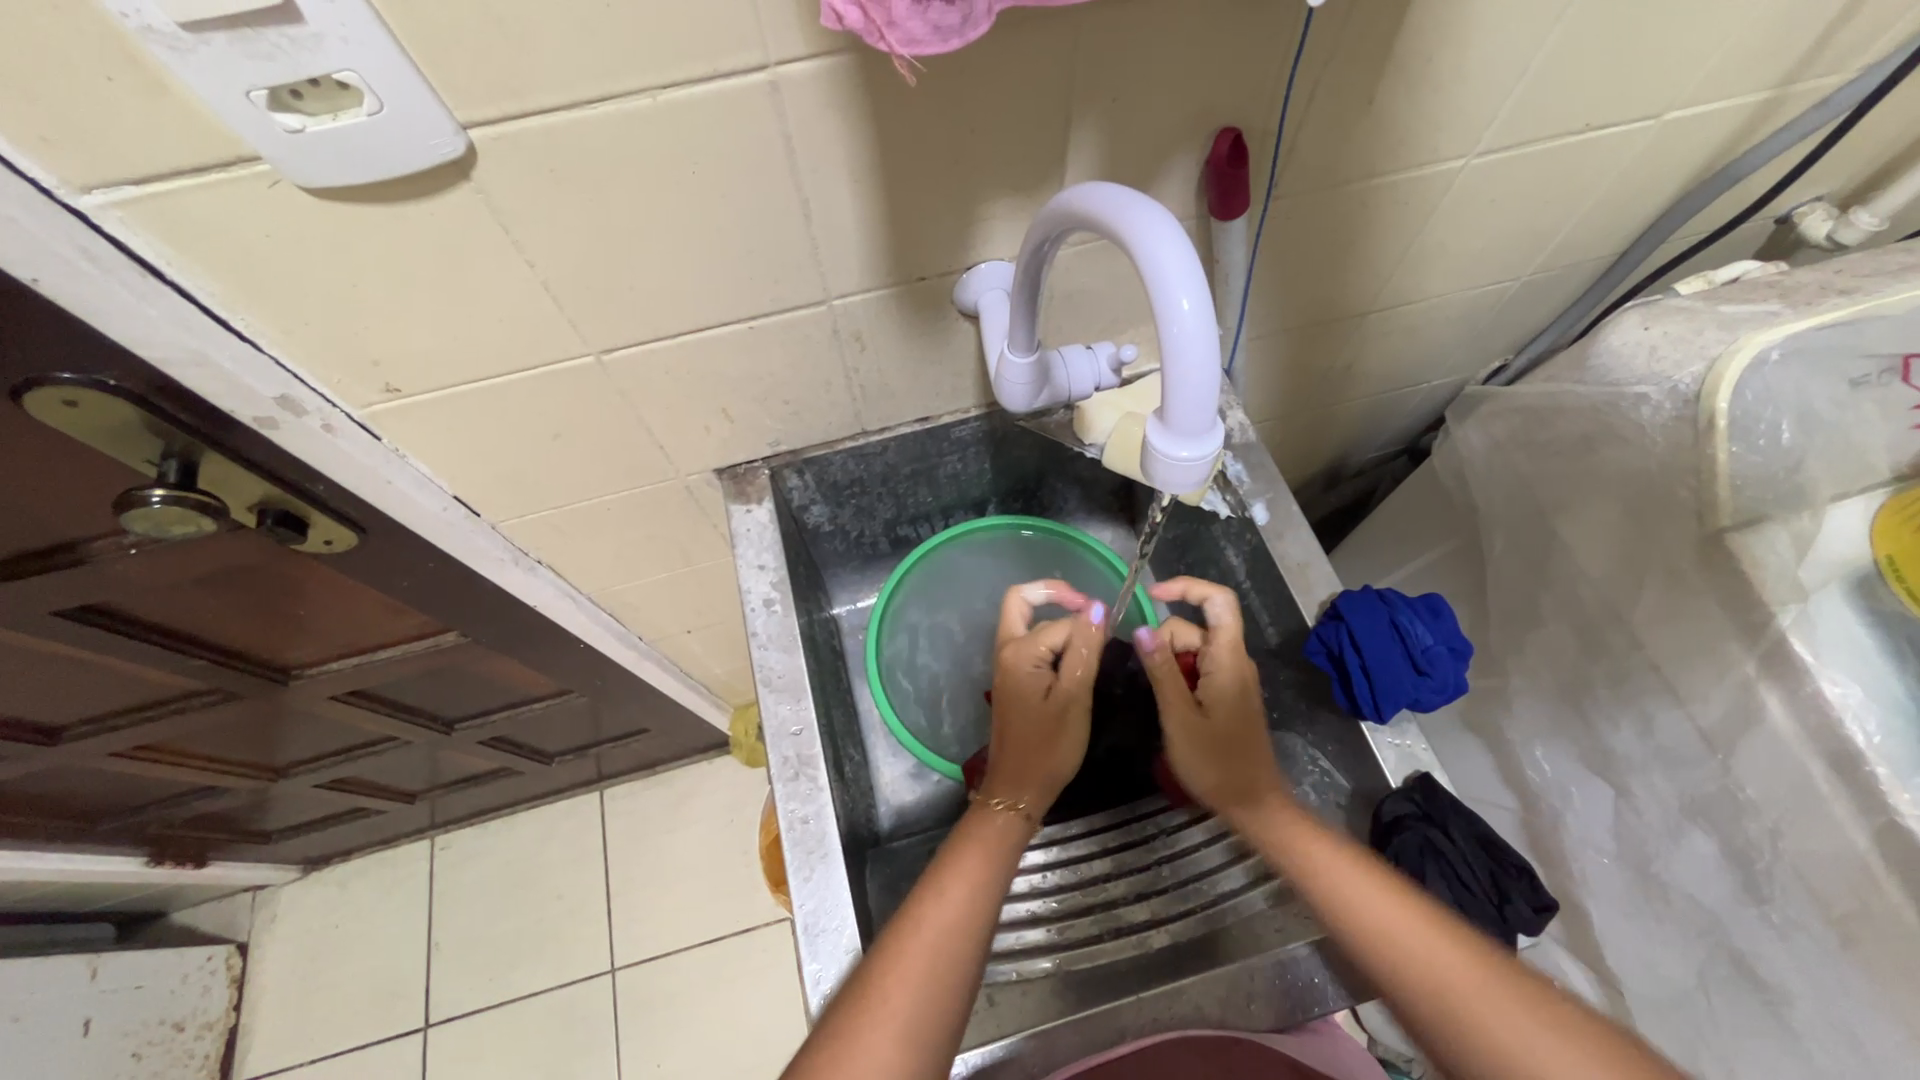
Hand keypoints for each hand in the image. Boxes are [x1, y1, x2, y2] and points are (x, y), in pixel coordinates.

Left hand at [982, 579, 1108, 818]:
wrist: (1018, 788)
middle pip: (1022, 601)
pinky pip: (1030, 643)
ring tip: (1091, 639)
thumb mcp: (1075, 696)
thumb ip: (1085, 649)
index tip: (1114, 637)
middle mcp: (1005, 649)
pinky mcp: (1012, 678)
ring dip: (1055, 619)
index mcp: (1018, 650)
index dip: (1089, 627)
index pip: (1061, 623)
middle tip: (1091, 608)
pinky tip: (1076, 659)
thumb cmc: (1050, 746)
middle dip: (1056, 596)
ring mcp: (1005, 664)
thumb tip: (1096, 607)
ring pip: (1027, 622)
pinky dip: (1052, 640)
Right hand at [1132, 576, 1290, 824]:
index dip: (1185, 587)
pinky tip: (1168, 701)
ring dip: (1170, 660)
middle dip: (1165, 639)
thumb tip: (1142, 628)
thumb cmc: (1215, 763)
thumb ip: (1160, 669)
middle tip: (1146, 677)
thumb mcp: (1178, 716)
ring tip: (1156, 695)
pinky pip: (1200, 667)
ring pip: (1194, 648)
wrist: (1253, 803)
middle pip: (1196, 626)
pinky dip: (1179, 674)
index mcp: (1228, 659)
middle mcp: (1235, 660)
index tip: (1150, 596)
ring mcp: (1234, 677)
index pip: (1218, 600)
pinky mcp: (1229, 693)